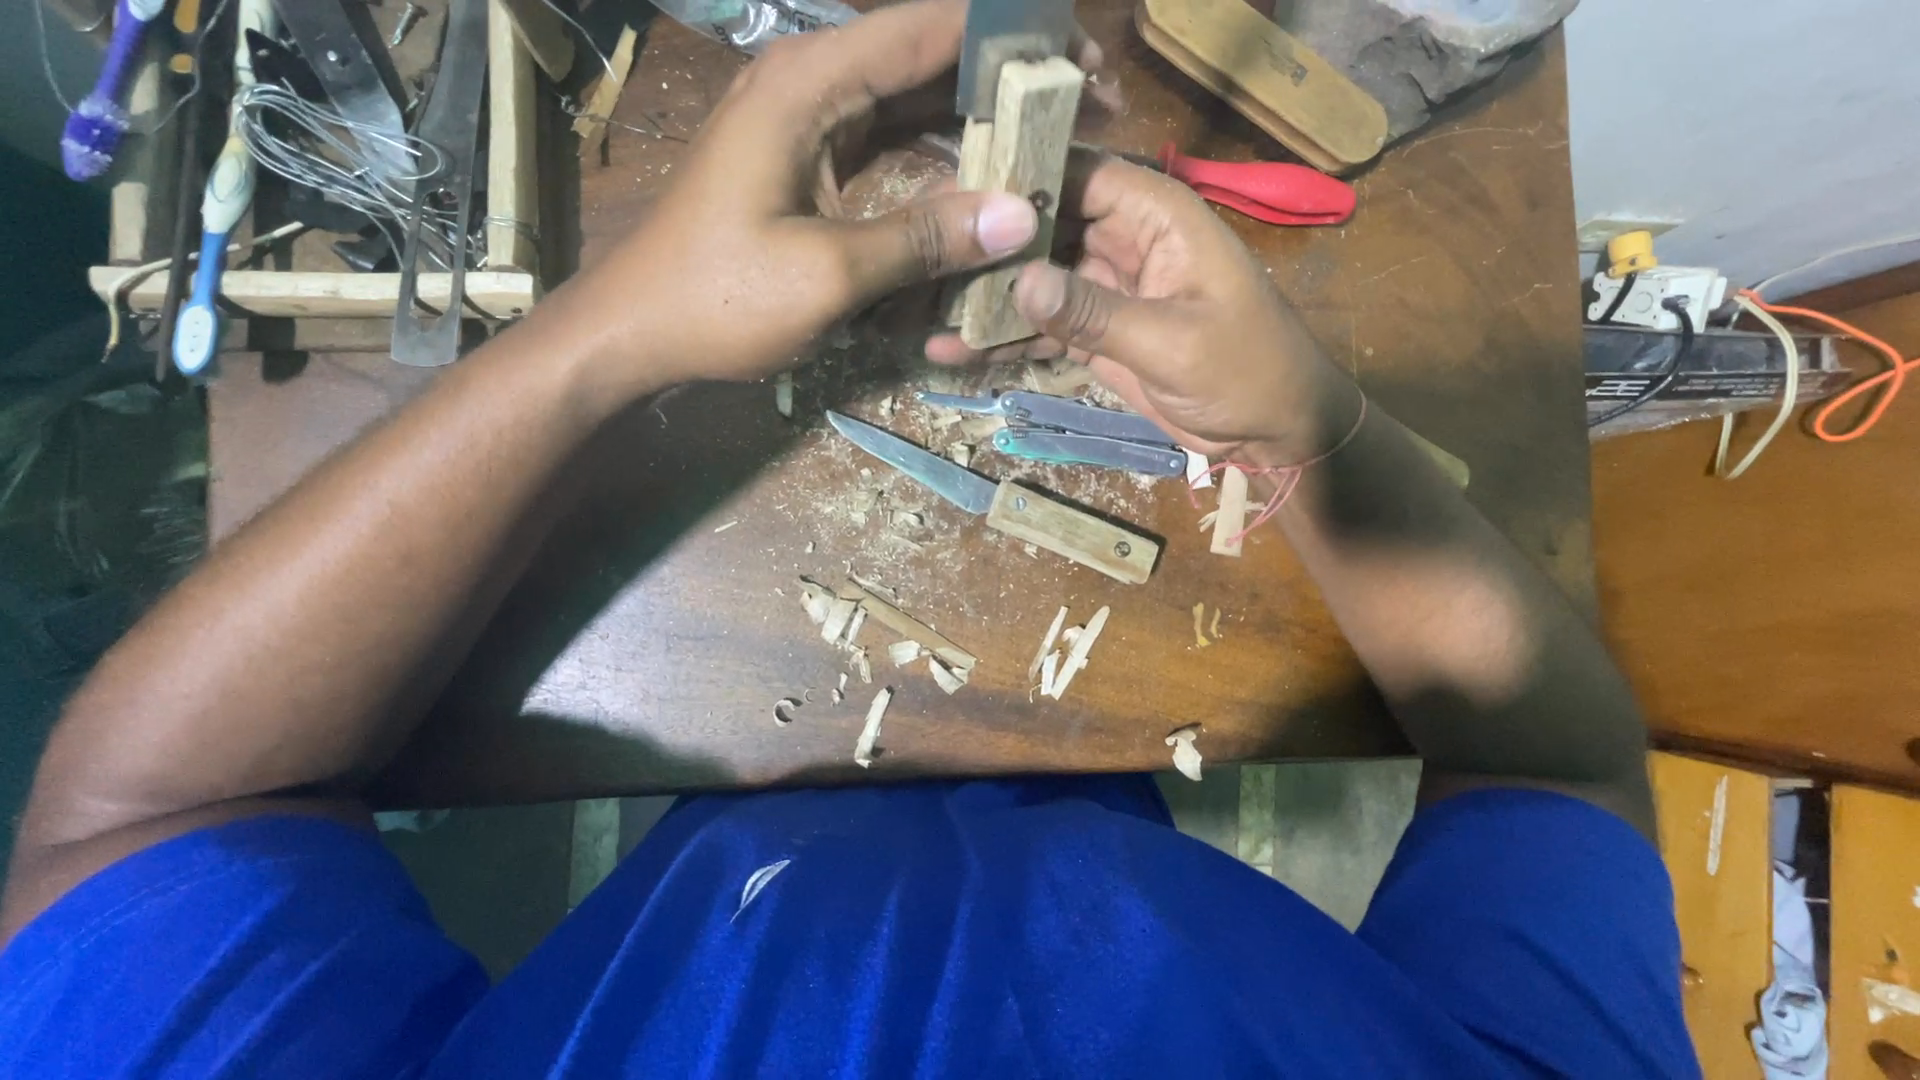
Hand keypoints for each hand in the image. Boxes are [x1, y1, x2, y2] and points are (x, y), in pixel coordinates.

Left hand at [558, 0, 1096, 395]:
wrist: (637, 329)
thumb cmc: (717, 298)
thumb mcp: (827, 274)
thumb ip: (924, 239)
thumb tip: (1019, 215)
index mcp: (809, 83)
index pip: (931, 25)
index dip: (1014, 36)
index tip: (1085, 61)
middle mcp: (811, 82)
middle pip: (928, 54)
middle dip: (1006, 78)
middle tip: (1082, 108)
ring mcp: (809, 120)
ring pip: (913, 98)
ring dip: (976, 118)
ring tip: (1045, 142)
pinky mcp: (810, 159)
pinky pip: (890, 139)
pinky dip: (937, 155)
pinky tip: (981, 176)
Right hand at [925, 156, 1352, 460]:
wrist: (1274, 432)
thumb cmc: (1245, 370)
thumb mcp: (1170, 340)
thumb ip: (1094, 311)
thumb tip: (1019, 280)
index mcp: (1157, 217)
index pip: (1080, 175)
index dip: (1022, 181)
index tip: (960, 200)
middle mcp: (1126, 242)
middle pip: (1046, 227)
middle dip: (991, 246)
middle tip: (925, 261)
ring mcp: (1107, 290)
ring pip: (1036, 281)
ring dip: (988, 299)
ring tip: (925, 313)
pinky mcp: (1095, 334)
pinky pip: (1042, 328)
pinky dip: (1006, 340)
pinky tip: (954, 350)